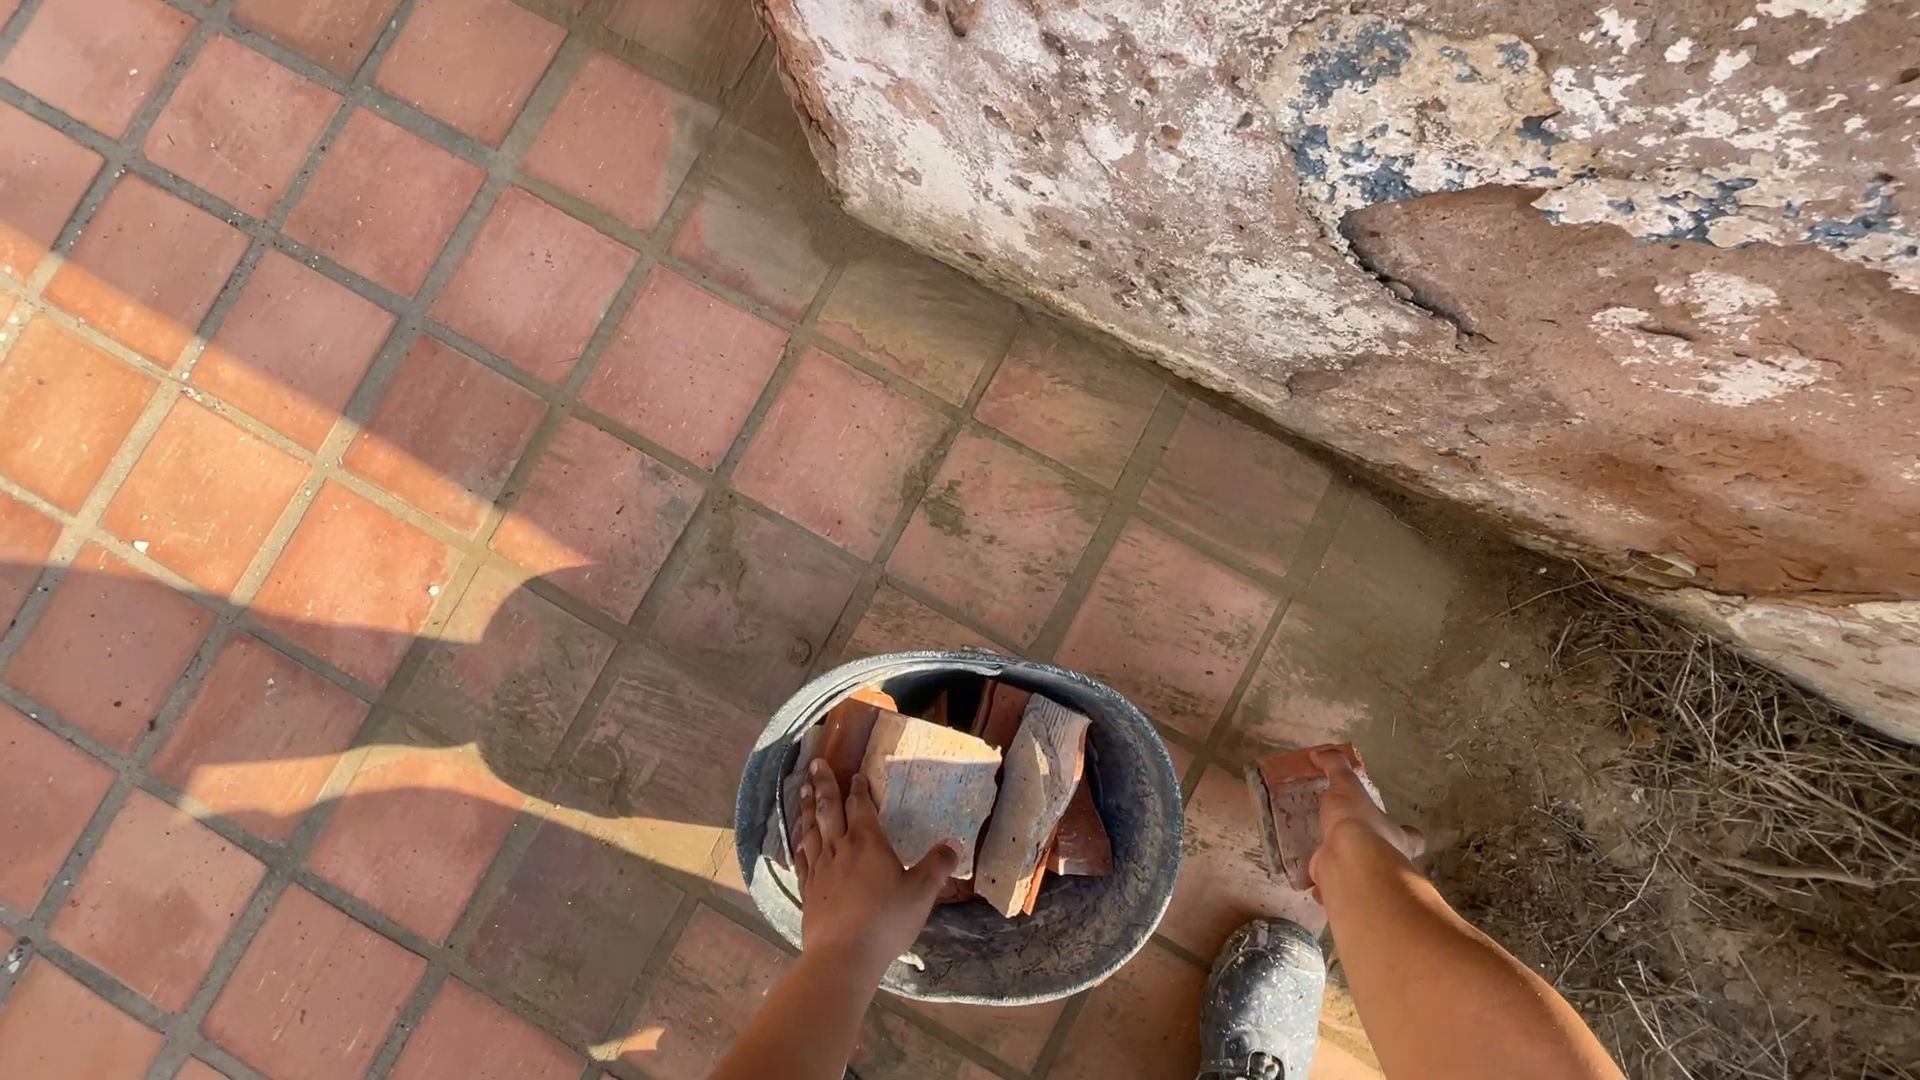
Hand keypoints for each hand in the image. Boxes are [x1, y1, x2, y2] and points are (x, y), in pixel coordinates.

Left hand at [794, 759, 959, 975]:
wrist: (843, 956)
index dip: (859, 788)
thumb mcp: (921, 893)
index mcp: (868, 843)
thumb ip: (937, 865)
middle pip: (829, 809)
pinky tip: (797, 840)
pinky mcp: (808, 890)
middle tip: (815, 763)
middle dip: (824, 784)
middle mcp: (840, 848)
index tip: (855, 774)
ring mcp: (820, 869)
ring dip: (807, 807)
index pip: (861, 806)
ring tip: (802, 790)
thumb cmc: (886, 921)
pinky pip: (801, 859)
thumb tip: (954, 842)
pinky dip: (798, 844)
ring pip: (811, 829)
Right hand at [1308, 748, 1424, 894]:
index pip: (1412, 837)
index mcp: (1396, 838)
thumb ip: (1336, 768)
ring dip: (1347, 870)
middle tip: (1351, 843)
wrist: (1349, 864)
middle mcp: (1388, 862)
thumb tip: (1322, 753)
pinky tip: (1310, 874)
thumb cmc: (1358, 823)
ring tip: (1325, 857)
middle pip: (1388, 859)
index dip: (1407, 833)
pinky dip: (1323, 884)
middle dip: (1373, 854)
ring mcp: (1367, 881)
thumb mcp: (1346, 785)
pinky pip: (1333, 888)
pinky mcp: (1344, 891)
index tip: (1398, 830)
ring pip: (1362, 877)